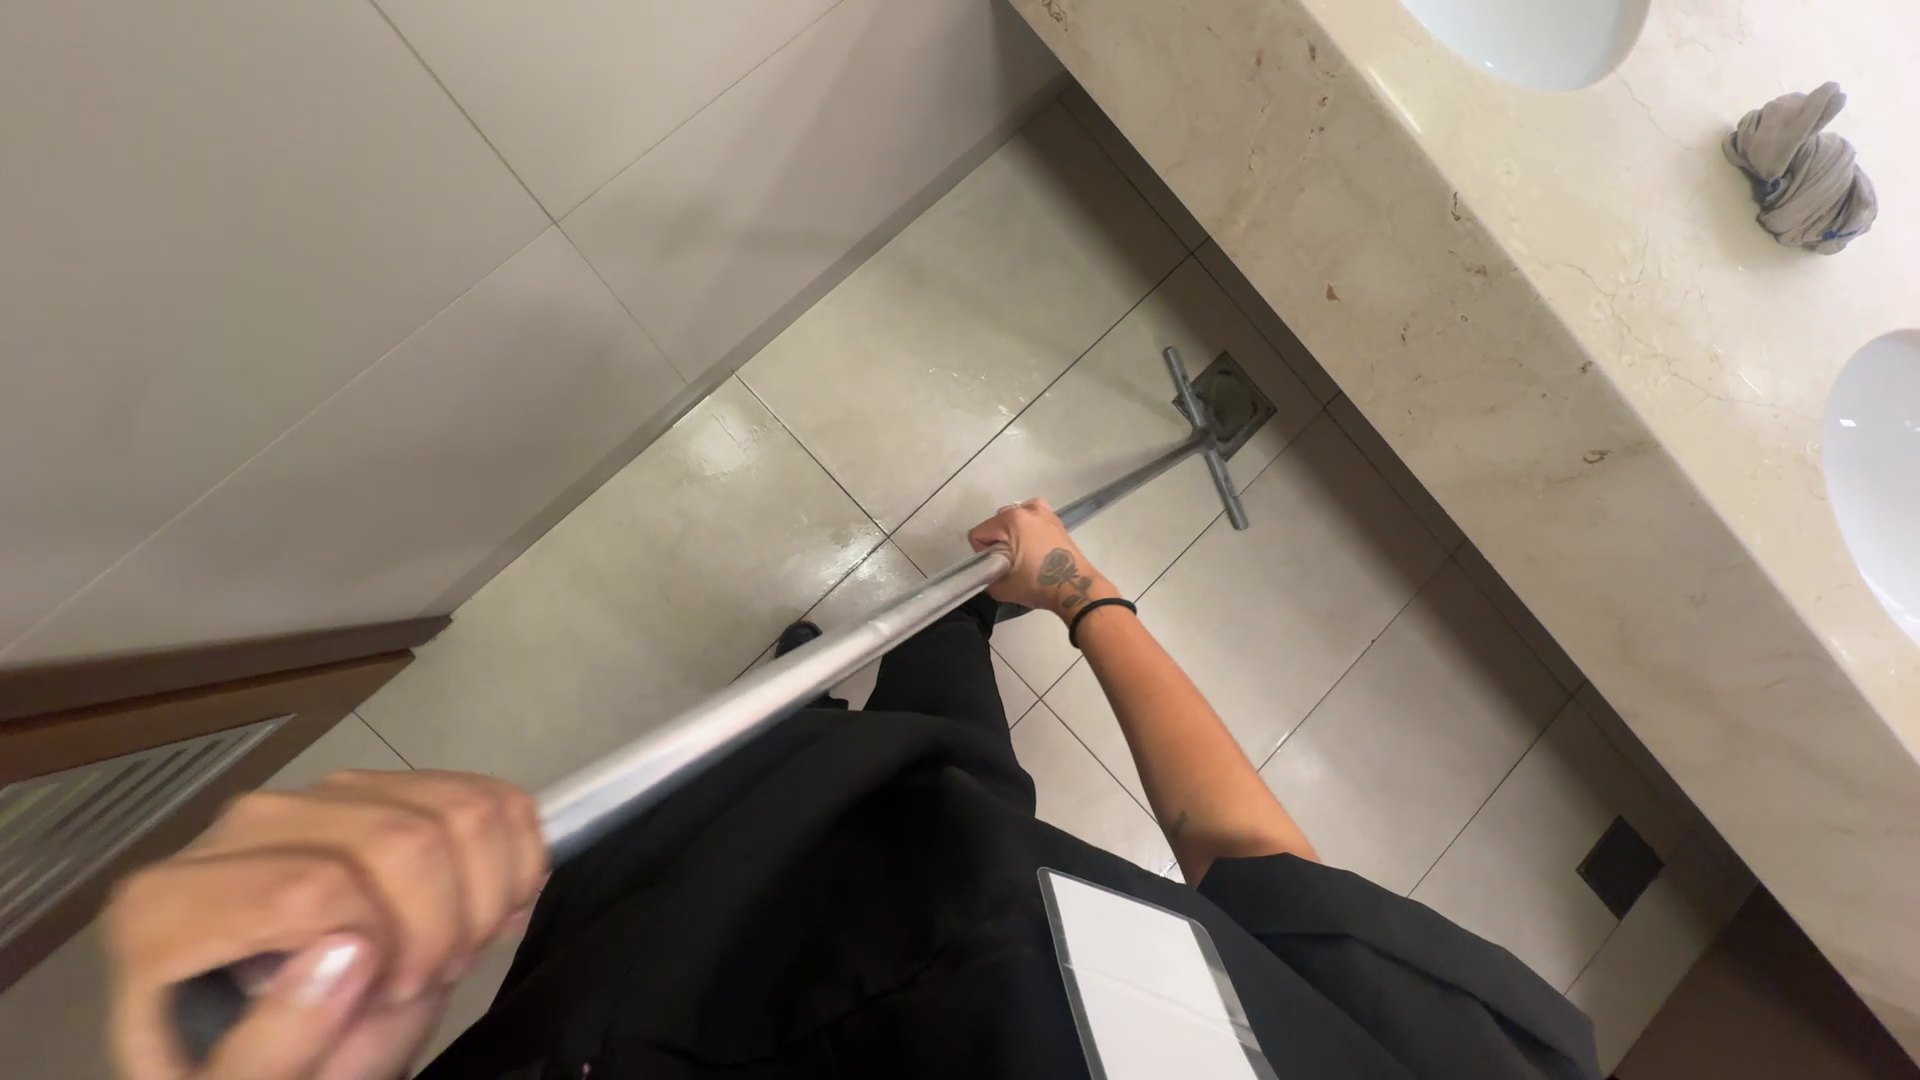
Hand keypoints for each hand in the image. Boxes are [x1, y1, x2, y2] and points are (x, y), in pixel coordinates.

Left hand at [104, 769, 545, 1079]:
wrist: (292, 1029)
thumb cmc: (257, 1062)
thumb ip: (271, 1047)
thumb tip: (353, 951)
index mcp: (177, 900)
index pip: (314, 886)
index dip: (382, 943)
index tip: (392, 996)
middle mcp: (252, 823)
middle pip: (401, 837)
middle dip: (447, 919)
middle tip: (438, 977)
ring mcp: (336, 792)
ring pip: (461, 806)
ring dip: (491, 888)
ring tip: (465, 943)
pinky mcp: (405, 784)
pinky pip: (494, 795)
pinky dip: (520, 853)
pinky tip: (497, 903)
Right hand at [968, 499, 1119, 621]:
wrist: (1075, 587)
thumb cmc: (1038, 584)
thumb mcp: (1002, 588)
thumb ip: (985, 578)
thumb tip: (986, 574)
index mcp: (1010, 520)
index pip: (978, 533)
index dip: (981, 553)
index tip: (995, 567)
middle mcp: (1026, 510)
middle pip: (995, 523)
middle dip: (996, 541)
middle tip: (1008, 562)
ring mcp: (1044, 511)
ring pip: (1014, 516)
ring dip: (1011, 532)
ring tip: (1020, 551)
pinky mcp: (1056, 519)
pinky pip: (1032, 515)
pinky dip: (1028, 525)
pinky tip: (1033, 542)